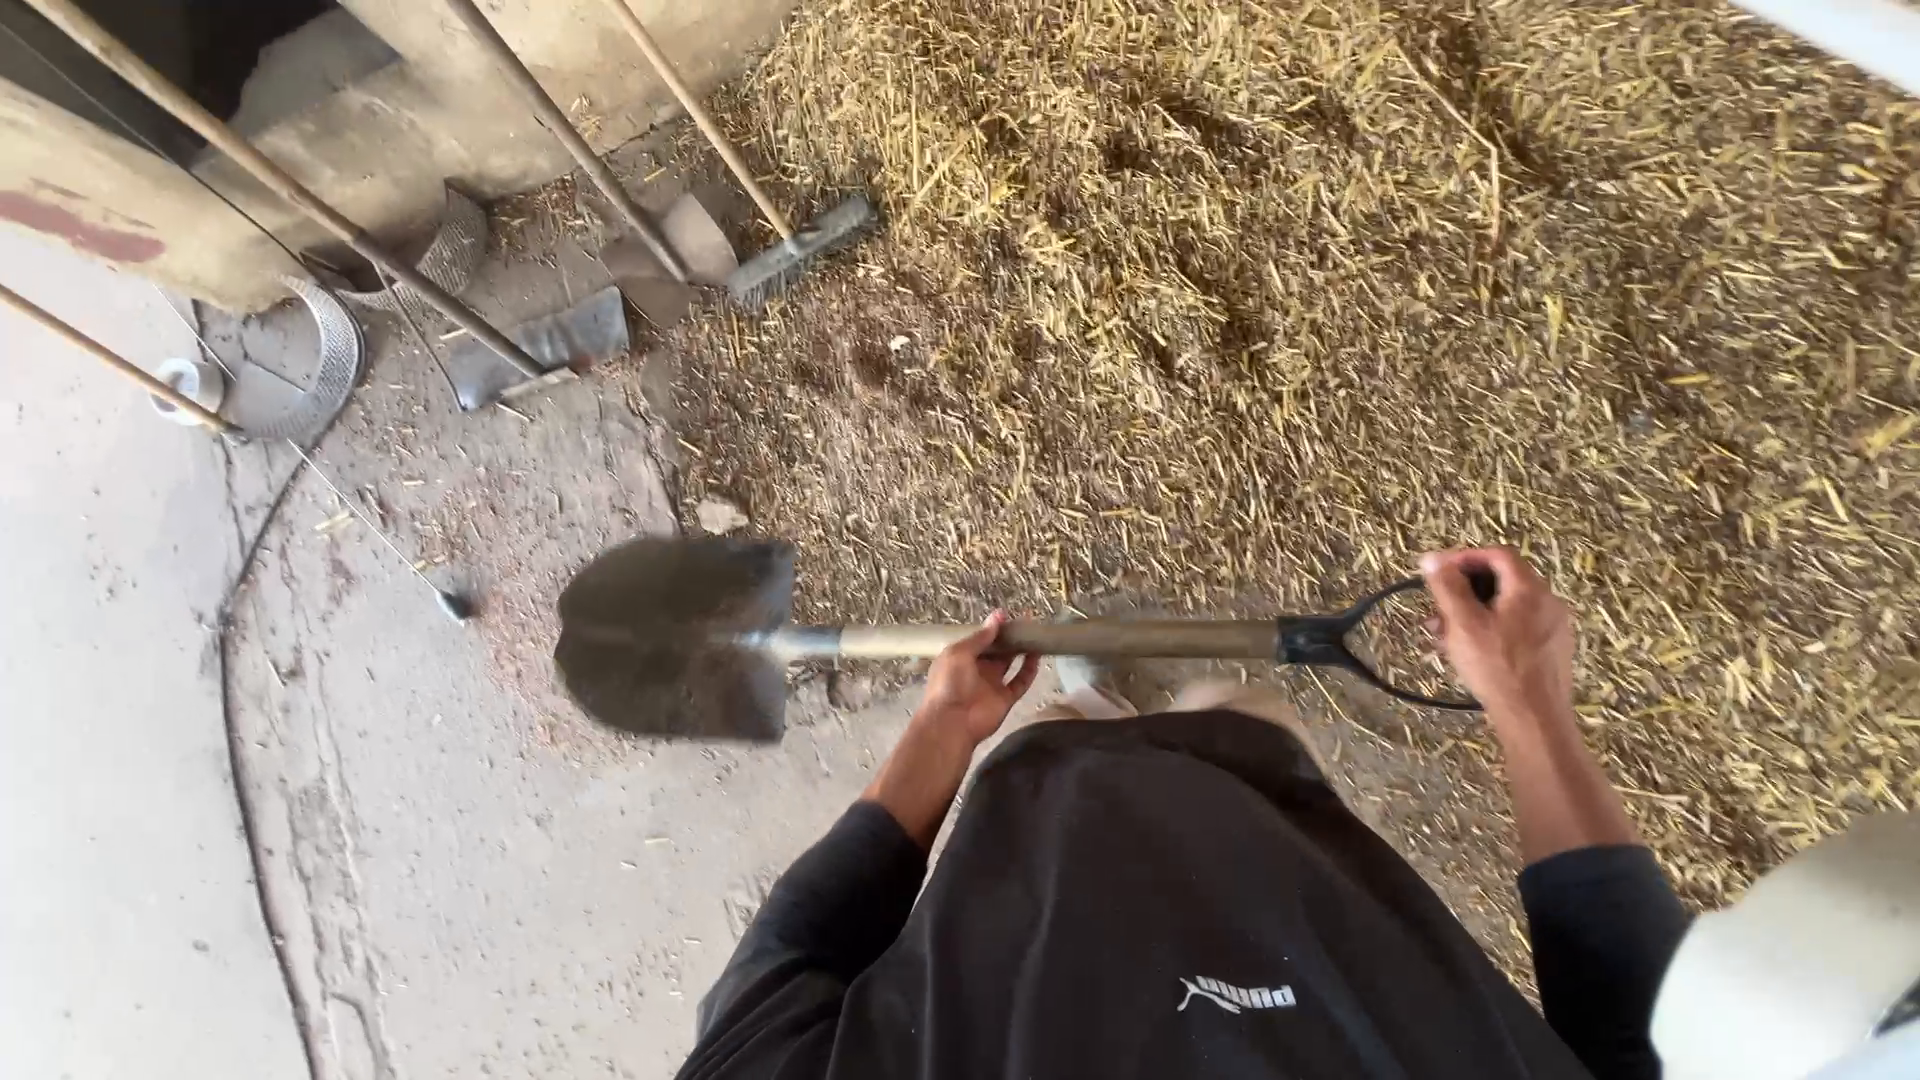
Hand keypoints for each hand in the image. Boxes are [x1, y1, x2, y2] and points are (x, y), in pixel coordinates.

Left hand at [916, 611, 1039, 746]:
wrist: (951, 722)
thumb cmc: (949, 683)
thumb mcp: (959, 653)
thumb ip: (980, 637)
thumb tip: (997, 617)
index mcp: (961, 657)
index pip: (980, 639)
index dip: (993, 628)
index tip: (1007, 616)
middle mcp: (977, 669)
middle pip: (997, 650)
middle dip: (1010, 637)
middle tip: (1026, 622)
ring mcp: (992, 684)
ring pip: (1010, 663)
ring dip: (1021, 650)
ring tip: (1034, 635)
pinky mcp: (1005, 698)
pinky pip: (1021, 682)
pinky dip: (1029, 670)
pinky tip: (1037, 656)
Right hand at [1421, 547, 1575, 725]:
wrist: (1534, 716)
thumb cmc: (1496, 665)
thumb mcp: (1463, 622)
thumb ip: (1447, 587)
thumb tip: (1431, 558)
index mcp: (1529, 590)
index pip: (1498, 555)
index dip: (1465, 557)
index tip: (1437, 572)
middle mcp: (1548, 602)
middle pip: (1501, 580)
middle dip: (1463, 590)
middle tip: (1436, 609)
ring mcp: (1553, 626)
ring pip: (1506, 605)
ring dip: (1471, 611)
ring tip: (1445, 634)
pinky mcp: (1551, 648)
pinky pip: (1516, 625)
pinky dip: (1489, 627)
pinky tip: (1469, 650)